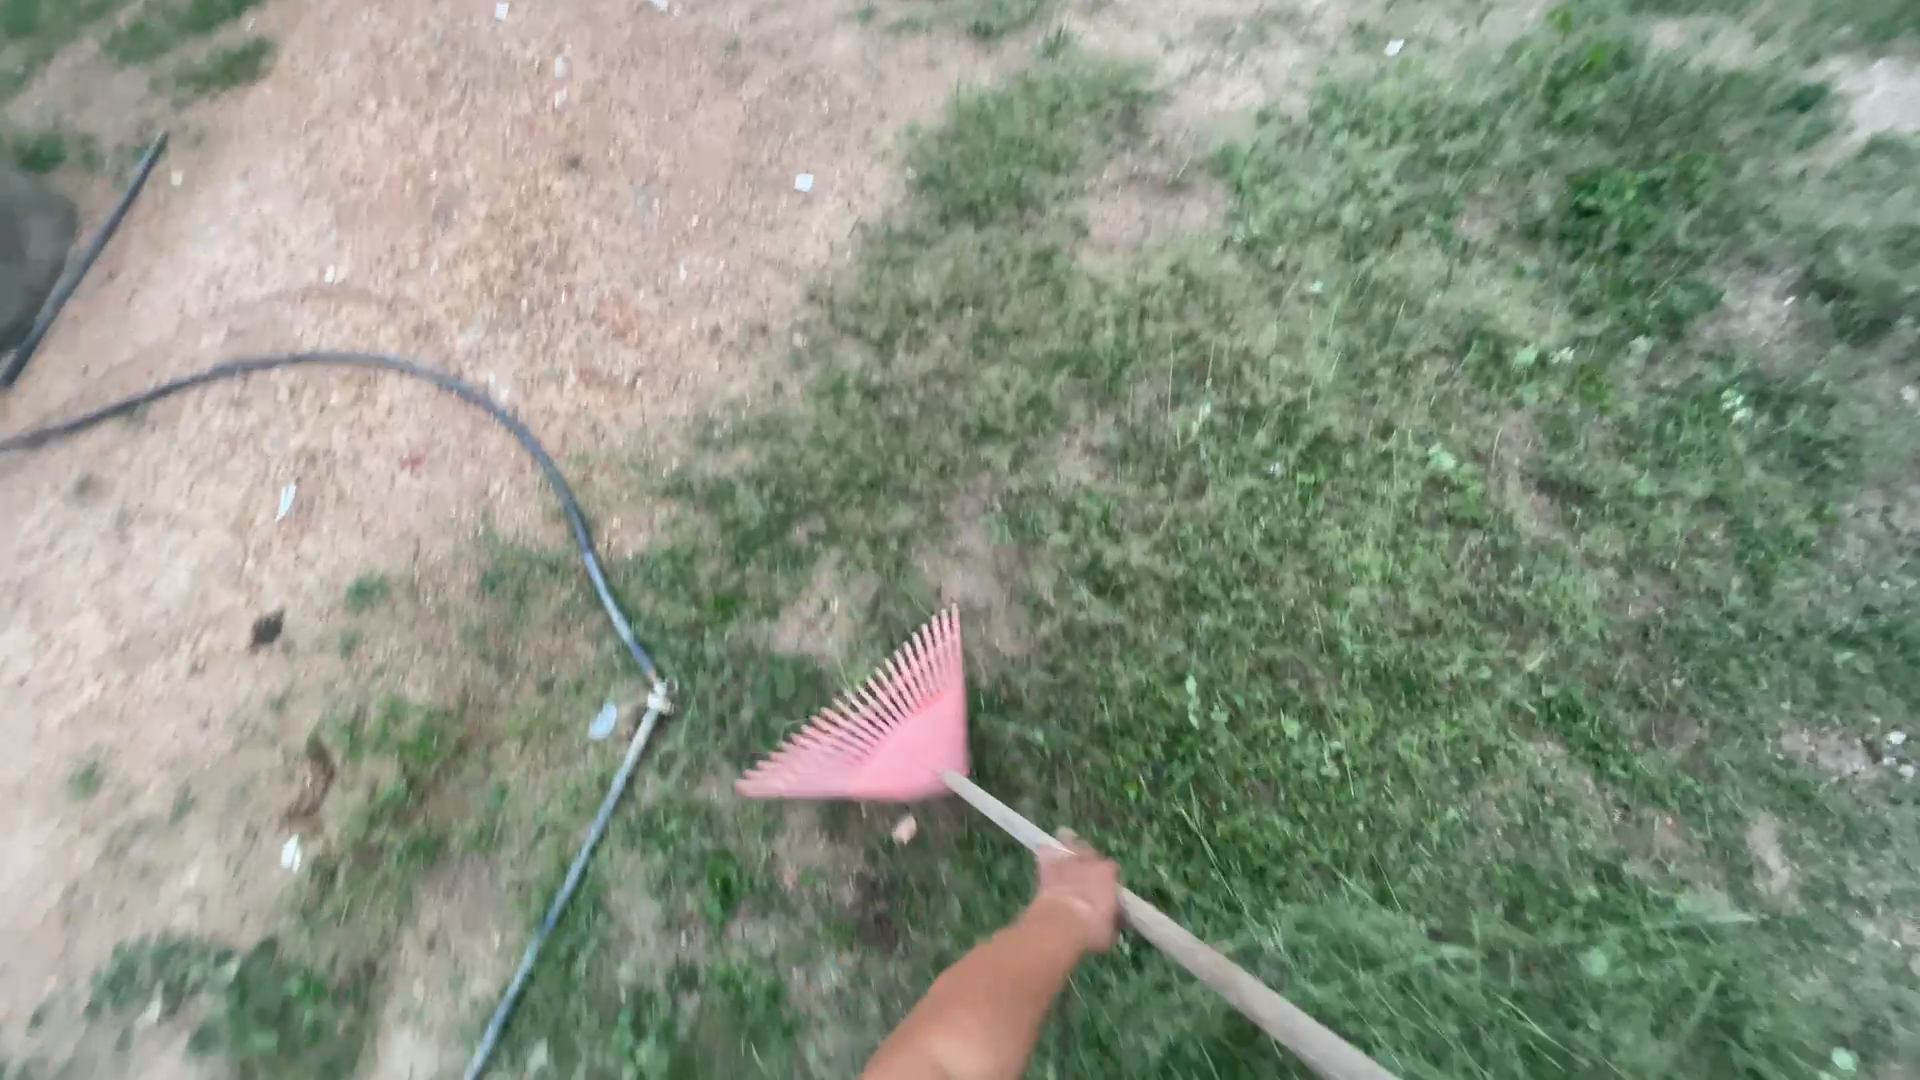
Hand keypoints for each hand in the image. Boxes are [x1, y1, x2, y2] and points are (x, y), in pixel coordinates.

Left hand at [1031, 829, 1120, 952]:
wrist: (1061, 924)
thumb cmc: (1092, 929)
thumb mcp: (1110, 932)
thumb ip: (1113, 920)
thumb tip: (1114, 919)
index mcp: (1107, 874)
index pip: (1112, 869)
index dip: (1109, 879)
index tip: (1107, 891)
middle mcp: (1088, 861)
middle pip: (1091, 853)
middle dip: (1089, 862)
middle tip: (1086, 877)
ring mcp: (1065, 862)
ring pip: (1069, 845)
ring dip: (1068, 850)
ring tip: (1066, 860)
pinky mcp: (1046, 867)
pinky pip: (1046, 853)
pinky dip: (1046, 856)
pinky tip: (1045, 861)